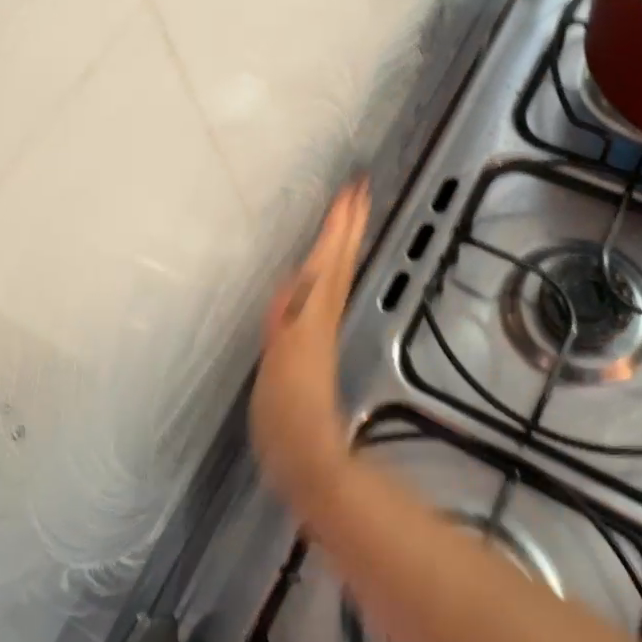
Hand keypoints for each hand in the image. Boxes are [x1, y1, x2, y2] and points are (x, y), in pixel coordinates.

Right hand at [250, 180, 369, 513]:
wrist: (303, 454)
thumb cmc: (287, 410)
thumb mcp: (282, 364)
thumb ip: (288, 323)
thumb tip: (297, 280)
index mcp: (315, 312)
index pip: (331, 258)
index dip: (341, 225)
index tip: (353, 189)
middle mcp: (321, 313)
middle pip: (339, 260)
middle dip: (349, 224)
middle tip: (359, 188)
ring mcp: (318, 327)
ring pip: (336, 272)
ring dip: (342, 241)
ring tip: (346, 214)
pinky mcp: (312, 343)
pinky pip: (325, 290)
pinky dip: (328, 267)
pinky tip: (320, 265)